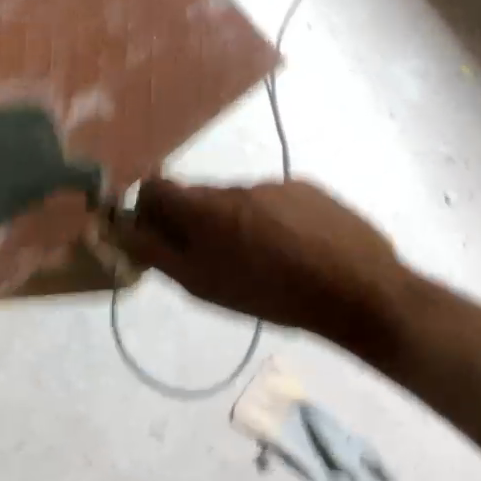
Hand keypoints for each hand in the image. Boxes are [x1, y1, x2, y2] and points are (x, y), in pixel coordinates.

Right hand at [116, 178, 414, 347]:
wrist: (364, 295)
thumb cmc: (270, 294)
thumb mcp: (200, 283)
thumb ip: (153, 251)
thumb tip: (115, 227)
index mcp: (202, 207)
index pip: (154, 187)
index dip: (150, 209)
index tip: (161, 236)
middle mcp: (233, 186)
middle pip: (197, 196)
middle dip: (197, 220)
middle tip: (215, 257)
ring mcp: (275, 185)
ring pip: (237, 200)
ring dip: (237, 222)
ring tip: (263, 258)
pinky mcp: (311, 190)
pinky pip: (275, 200)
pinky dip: (274, 220)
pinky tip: (295, 250)